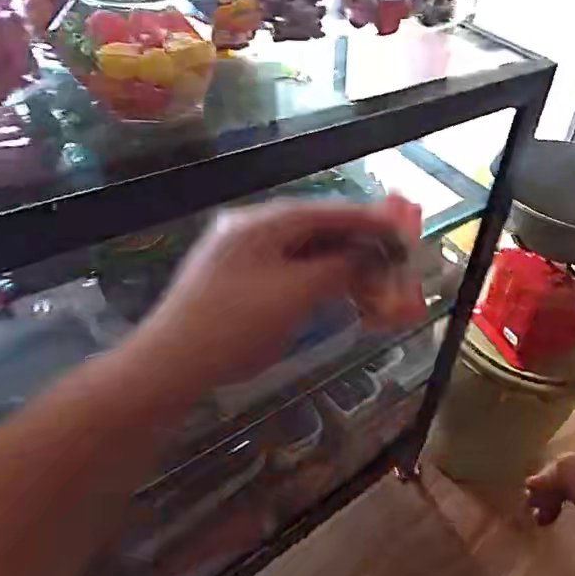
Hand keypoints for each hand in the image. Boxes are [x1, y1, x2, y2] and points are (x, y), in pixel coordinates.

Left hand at [118, 199, 417, 390]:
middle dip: (357, 243)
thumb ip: (339, 268)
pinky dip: (317, 277)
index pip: (327, 211)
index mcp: (261, 223)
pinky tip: (339, 289)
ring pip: (304, 250)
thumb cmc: (236, 325)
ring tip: (374, 275)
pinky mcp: (240, 279)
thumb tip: (372, 256)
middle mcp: (251, 229)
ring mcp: (242, 254)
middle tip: (392, 256)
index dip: (368, 220)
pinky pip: (289, 268)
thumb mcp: (296, 294)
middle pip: (316, 228)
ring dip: (339, 262)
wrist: (171, 365)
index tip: (403, 229)